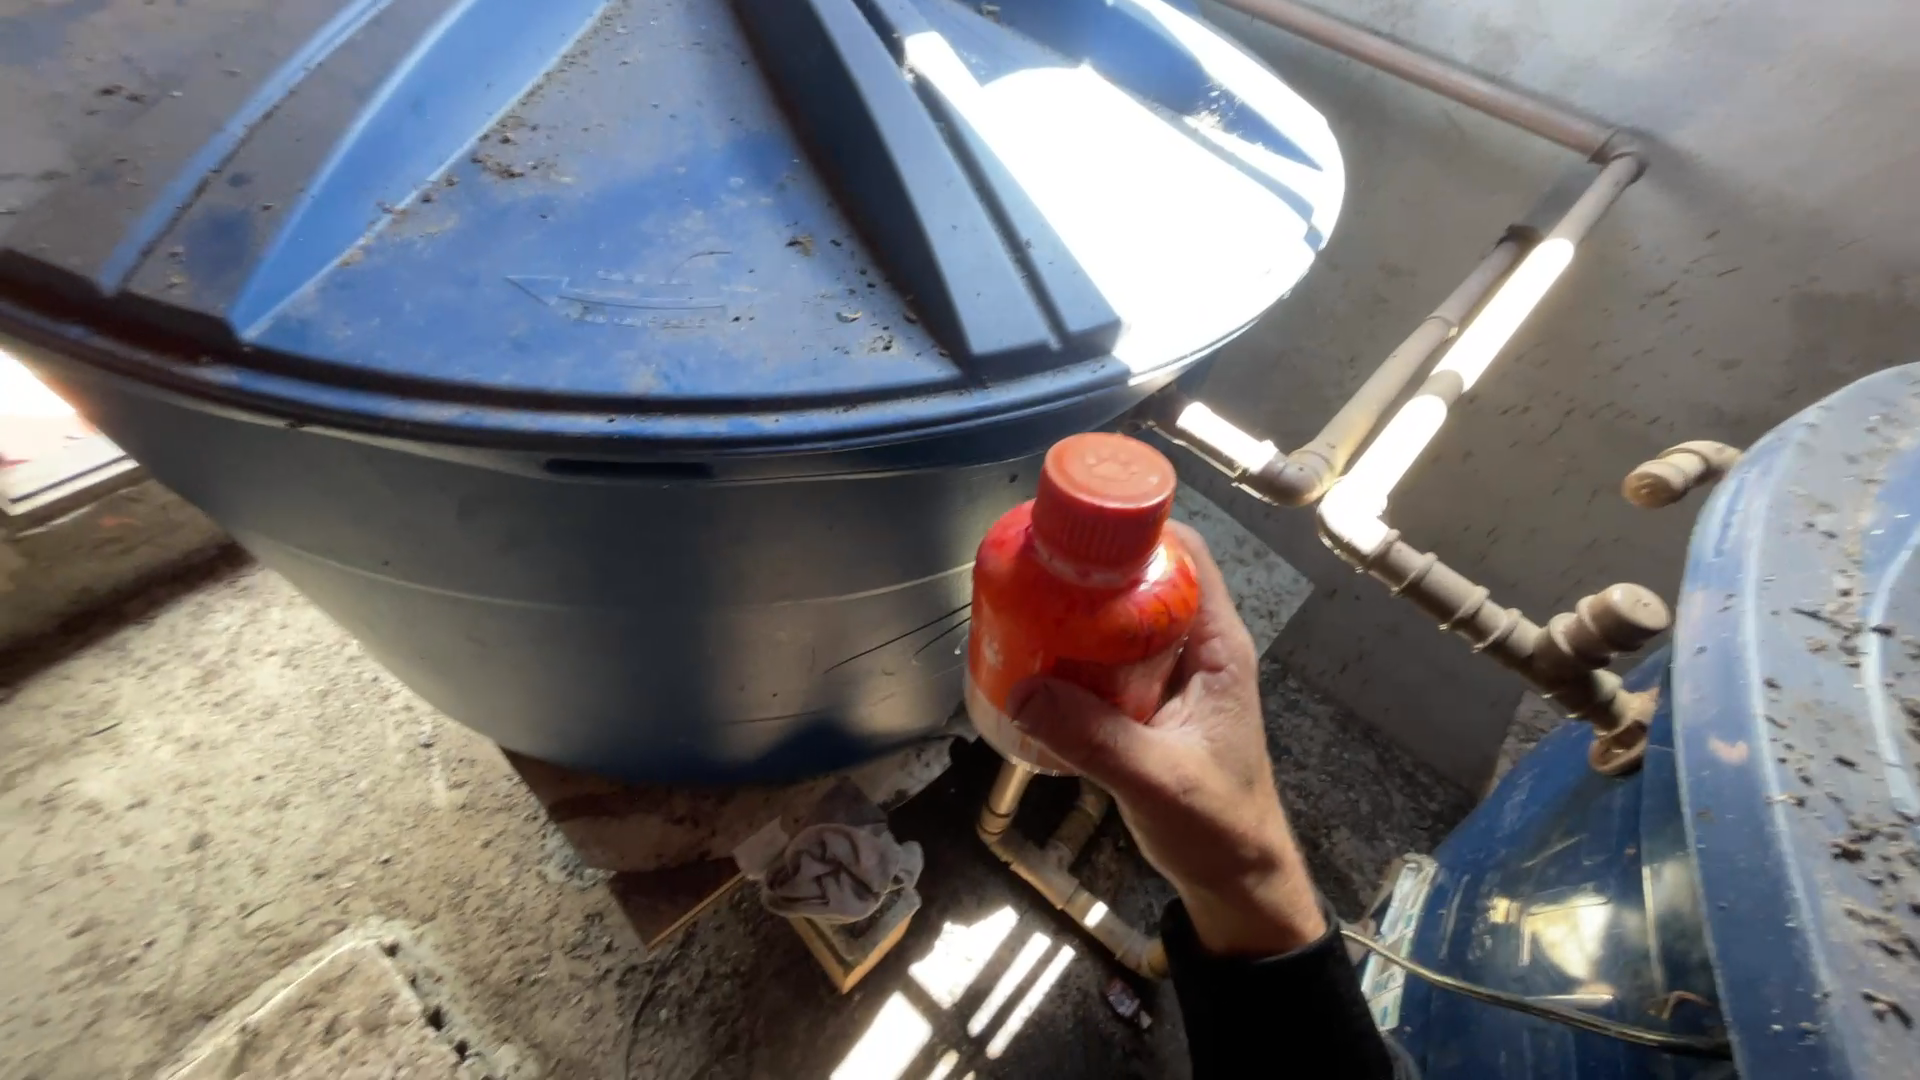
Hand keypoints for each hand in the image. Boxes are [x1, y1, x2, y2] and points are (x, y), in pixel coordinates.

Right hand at [1007, 523, 1325, 957]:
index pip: (1189, 559)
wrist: (1234, 881)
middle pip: (1149, 581)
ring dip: (1082, 609)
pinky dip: (1077, 650)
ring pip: (1125, 619)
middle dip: (1095, 567)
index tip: (1083, 527)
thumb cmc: (1218, 827)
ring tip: (1029, 601)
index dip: (1142, 531)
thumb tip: (1019, 690)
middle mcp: (1197, 648)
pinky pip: (1110, 659)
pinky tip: (1038, 657)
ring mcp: (1172, 676)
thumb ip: (1092, 738)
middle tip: (1040, 565)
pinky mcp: (1148, 703)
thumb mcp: (1157, 780)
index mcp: (1219, 647)